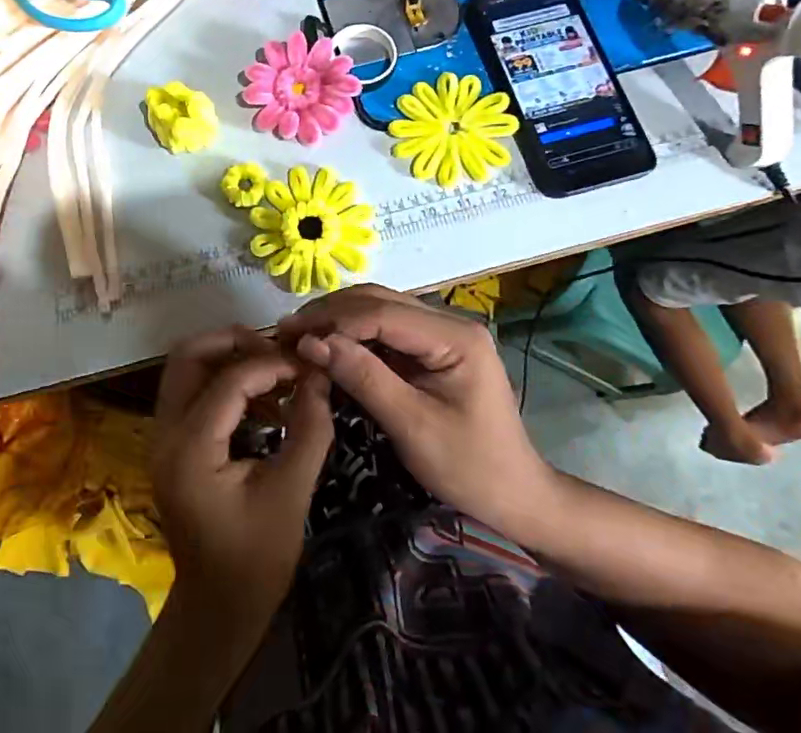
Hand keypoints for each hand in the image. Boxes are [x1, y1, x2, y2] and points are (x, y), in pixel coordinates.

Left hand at [152, 325, 333, 623]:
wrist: (217, 606)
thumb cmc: (256, 558)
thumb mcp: (291, 492)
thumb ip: (309, 428)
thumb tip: (322, 374)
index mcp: (190, 448)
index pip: (231, 379)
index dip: (276, 364)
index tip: (313, 365)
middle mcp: (165, 433)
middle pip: (190, 355)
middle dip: (237, 343)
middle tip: (282, 353)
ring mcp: (163, 438)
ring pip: (188, 369)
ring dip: (231, 360)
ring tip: (279, 374)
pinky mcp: (173, 445)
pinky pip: (194, 392)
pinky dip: (227, 382)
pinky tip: (266, 404)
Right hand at [279, 285, 559, 538]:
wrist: (514, 497)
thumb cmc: (468, 467)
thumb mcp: (412, 425)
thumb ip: (364, 378)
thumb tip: (313, 342)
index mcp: (456, 336)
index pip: (383, 313)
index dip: (333, 321)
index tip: (290, 337)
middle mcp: (452, 323)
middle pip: (381, 302)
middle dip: (332, 314)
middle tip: (286, 334)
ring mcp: (445, 335)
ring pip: (382, 312)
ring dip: (340, 321)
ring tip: (299, 338)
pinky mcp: (435, 352)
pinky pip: (389, 334)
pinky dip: (355, 338)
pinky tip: (328, 349)